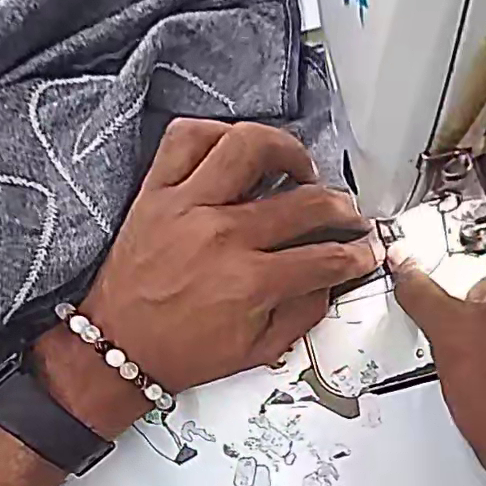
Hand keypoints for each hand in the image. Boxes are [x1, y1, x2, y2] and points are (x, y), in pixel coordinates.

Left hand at [34, 119, 378, 436]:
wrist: (121, 347)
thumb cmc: (183, 352)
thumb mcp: (255, 350)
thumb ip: (300, 315)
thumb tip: (330, 282)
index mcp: (250, 283)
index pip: (324, 258)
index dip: (356, 254)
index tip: (365, 251)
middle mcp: (223, 236)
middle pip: (305, 202)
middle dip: (342, 209)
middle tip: (347, 216)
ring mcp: (188, 206)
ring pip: (250, 147)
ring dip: (288, 150)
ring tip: (300, 168)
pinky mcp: (158, 192)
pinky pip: (188, 137)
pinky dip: (218, 133)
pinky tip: (236, 152)